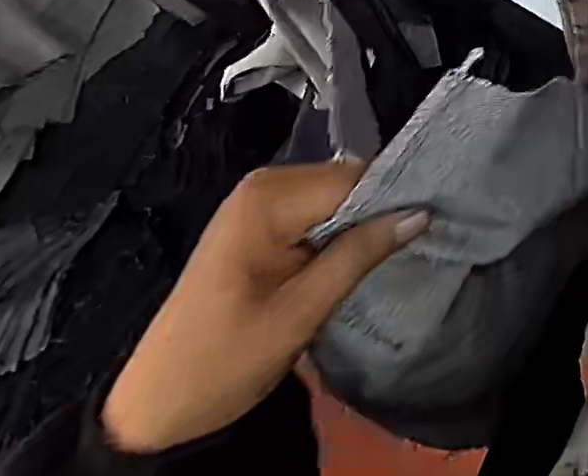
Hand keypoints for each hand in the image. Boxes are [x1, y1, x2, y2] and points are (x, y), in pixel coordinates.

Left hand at [101, 162, 429, 452]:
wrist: (159, 408)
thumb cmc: (223, 360)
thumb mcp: (300, 312)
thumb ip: (361, 254)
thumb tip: (421, 213)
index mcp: (268, 198)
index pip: (356, 179)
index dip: (393, 200)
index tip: (427, 224)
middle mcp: (267, 183)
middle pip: (350, 181)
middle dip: (380, 210)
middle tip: (411, 242)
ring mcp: (264, 198)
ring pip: (343, 193)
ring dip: (366, 221)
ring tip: (390, 249)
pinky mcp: (267, 218)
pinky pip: (325, 207)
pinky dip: (346, 228)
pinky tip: (360, 252)